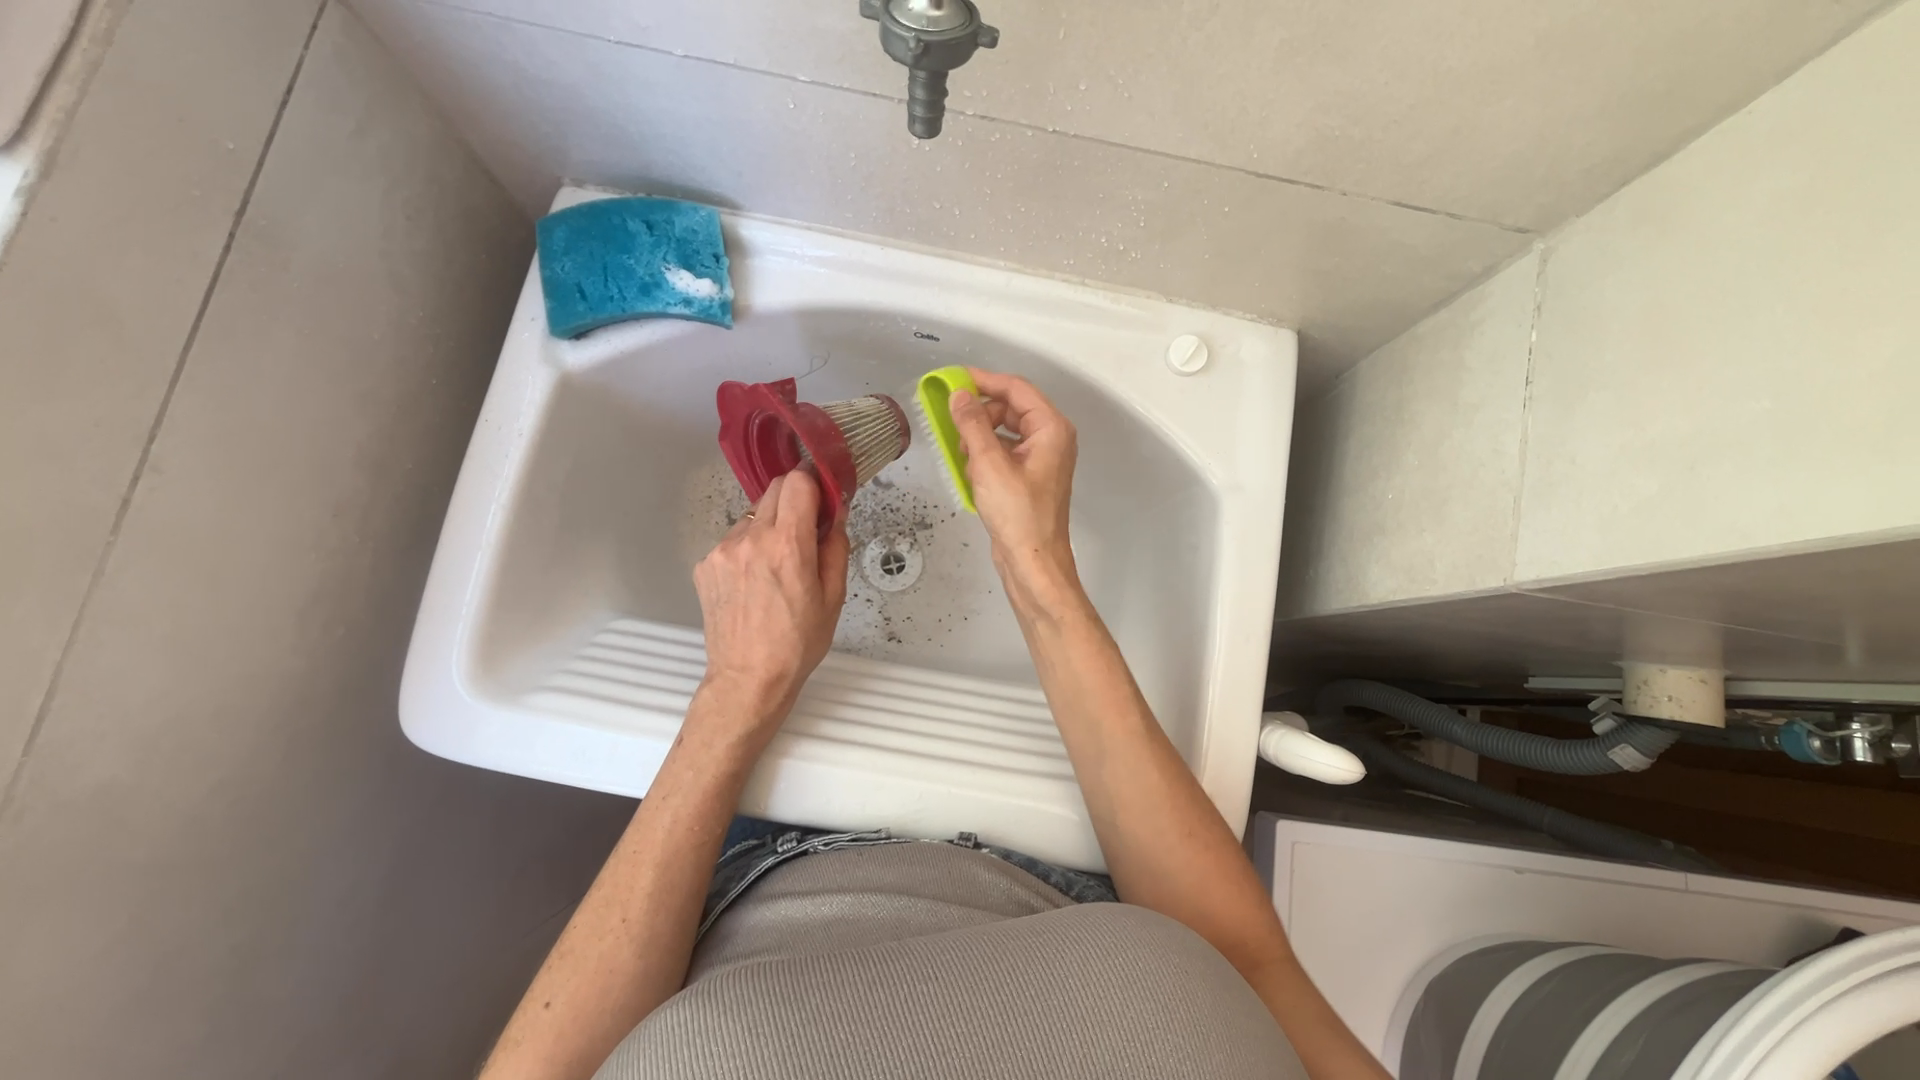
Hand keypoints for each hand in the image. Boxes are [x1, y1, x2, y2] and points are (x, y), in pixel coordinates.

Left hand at [691, 470, 849, 740]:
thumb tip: (835, 513)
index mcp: (788, 544)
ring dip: (770, 526)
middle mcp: (751, 538)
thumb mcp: (834, 596)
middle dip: (795, 500)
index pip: (798, 481)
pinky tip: (756, 581)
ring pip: (753, 515)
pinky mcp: (705, 564)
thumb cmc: (797, 643)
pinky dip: (749, 548)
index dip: (815, 483)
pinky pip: (734, 540)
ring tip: (778, 566)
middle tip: (808, 530)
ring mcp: (722, 550)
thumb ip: (836, 545)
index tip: (824, 497)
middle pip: (775, 489)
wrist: (748, 678)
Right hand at [946, 369, 1083, 611]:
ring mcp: (1041, 459)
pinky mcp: (1029, 477)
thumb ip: (972, 424)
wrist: (1033, 561)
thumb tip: (959, 396)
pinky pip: (1004, 453)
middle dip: (980, 416)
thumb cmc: (1018, 514)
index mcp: (1051, 429)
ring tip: (964, 459)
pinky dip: (985, 457)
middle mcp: (1051, 438)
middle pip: (1010, 408)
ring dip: (980, 439)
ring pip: (1004, 431)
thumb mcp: (989, 464)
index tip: (953, 380)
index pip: (1016, 388)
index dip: (983, 381)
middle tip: (955, 430)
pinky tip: (972, 475)